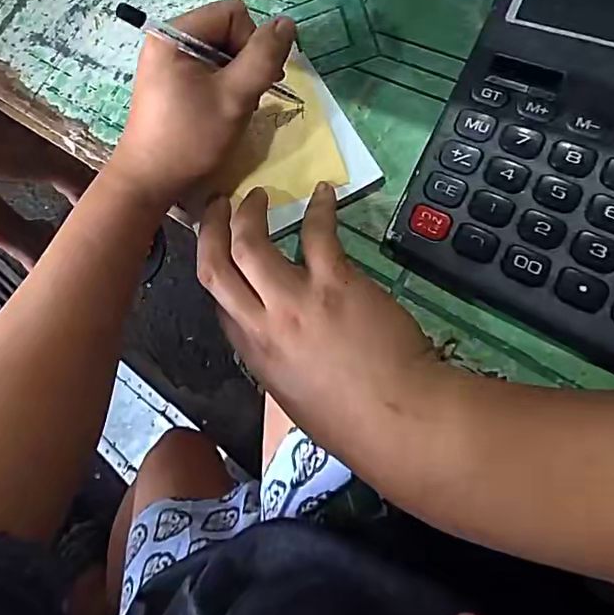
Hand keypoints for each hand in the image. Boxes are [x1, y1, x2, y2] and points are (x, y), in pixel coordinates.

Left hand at [105, 0, 293, 204]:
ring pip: (223, 50)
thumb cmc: (190, 138)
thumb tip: (287, 23)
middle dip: (245, 61)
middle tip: (245, 97)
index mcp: (174, 33)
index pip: (234, 13)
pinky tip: (222, 109)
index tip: (249, 81)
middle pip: (228, 29)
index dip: (251, 42)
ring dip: (238, 76)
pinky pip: (209, 67)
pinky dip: (224, 85)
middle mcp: (168, 39)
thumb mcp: (235, 96)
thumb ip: (263, 57)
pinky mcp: (171, 79)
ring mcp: (168, 60)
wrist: (150, 180)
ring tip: (233, 107)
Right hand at [197, 185, 445, 455]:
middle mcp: (263, 324)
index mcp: (254, 352)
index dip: (216, 266)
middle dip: (211, 228)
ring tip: (256, 195)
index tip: (222, 248)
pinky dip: (319, 208)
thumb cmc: (351, 418)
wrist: (402, 422)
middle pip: (216, 265)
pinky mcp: (333, 282)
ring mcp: (295, 300)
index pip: (217, 299)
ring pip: (250, 244)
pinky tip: (323, 193)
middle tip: (218, 203)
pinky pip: (316, 232)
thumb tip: (272, 329)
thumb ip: (274, 354)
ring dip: (248, 213)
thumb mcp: (292, 393)